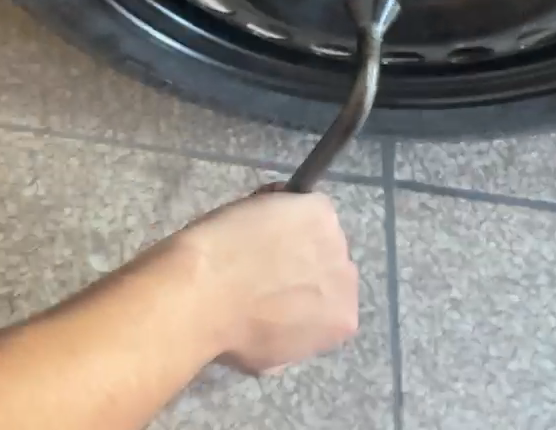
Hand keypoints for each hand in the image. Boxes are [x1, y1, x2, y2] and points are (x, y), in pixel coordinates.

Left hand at [168, 189, 359, 374]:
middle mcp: (347, 279)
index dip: (305, 288)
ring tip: (257, 232)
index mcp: (341, 321)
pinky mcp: (319, 208)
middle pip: (329, 260)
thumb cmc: (231, 333)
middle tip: (267, 257)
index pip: (332, 299)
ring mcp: (334, 239)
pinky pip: (305, 198)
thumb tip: (287, 318)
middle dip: (304, 258)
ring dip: (295, 227)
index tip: (279, 283)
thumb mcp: (270, 358)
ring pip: (317, 227)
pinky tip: (258, 209)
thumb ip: (294, 335)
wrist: (208, 289)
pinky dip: (283, 198)